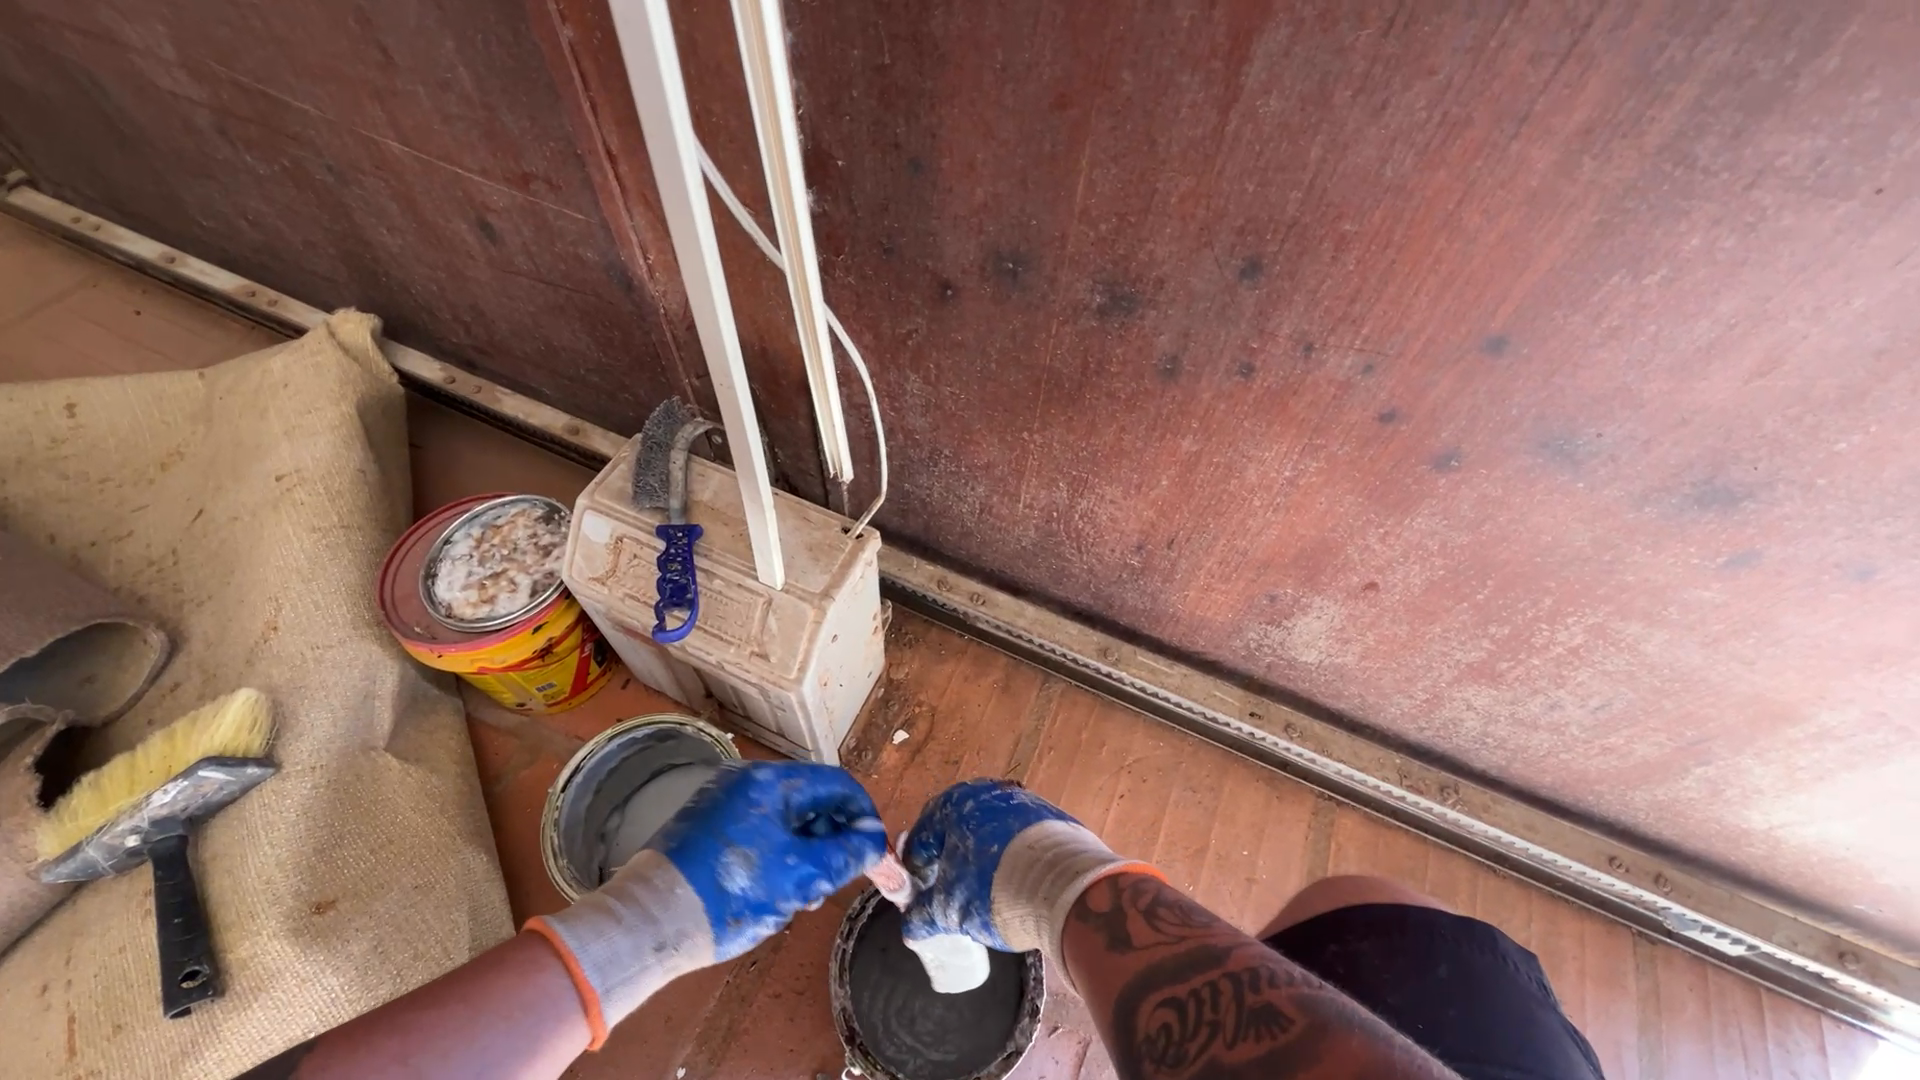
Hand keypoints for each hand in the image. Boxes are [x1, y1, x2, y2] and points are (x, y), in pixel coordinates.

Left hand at [649, 760, 888, 957]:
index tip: (873, 851)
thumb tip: (874, 840)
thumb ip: (845, 854)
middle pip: (811, 798)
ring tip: (802, 891)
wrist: (648, 923)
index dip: (862, 816)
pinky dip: (777, 850)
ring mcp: (722, 798)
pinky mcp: (706, 821)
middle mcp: (746, 779)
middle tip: (836, 877)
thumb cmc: (730, 896)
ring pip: (785, 815)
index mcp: (770, 782)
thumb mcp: (799, 878)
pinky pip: (759, 826)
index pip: (837, 784)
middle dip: (832, 836)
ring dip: (805, 847)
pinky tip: (774, 886)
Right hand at [899, 779, 1155, 972]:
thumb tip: (911, 926)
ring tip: (984, 896)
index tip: (918, 889)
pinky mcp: (1057, 823)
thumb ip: (923, 914)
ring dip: (985, 862)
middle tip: (949, 893)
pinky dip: (1014, 862)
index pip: (925, 832)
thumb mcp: (948, 908)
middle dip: (952, 861)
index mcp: (957, 802)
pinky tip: (1016, 888)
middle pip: (961, 830)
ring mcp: (1028, 805)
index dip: (917, 864)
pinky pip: (1023, 844)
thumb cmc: (992, 887)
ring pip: (994, 835)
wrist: (1067, 888)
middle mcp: (991, 793)